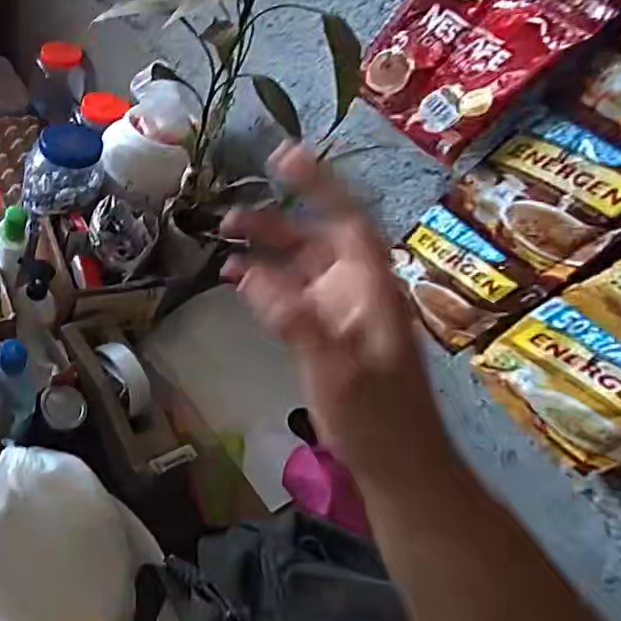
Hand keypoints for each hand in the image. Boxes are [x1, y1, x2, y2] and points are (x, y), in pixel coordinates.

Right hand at [218, 142, 450, 483]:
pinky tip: (234, 278)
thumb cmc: (377, 417)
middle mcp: (355, 290)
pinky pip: (287, 292)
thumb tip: (247, 274)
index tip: (285, 158)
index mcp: (370, 289)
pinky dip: (260, 280)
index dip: (320, 186)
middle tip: (229, 215)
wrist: (397, 462)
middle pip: (315, 238)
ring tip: (223, 240)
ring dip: (263, 248)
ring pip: (297, 263)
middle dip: (275, 221)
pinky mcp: (321, 331)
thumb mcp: (336, 368)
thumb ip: (295, 318)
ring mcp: (337, 311)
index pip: (347, 222)